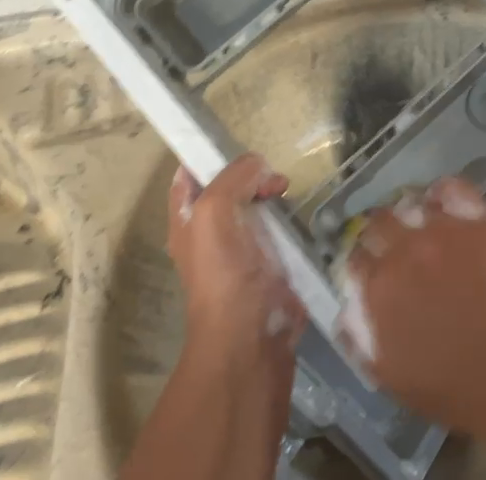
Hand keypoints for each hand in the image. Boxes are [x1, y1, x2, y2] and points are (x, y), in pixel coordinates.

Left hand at [168, 154, 305, 353]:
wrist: (251, 336)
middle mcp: (211, 232)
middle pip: (229, 187)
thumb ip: (233, 178)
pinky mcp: (270, 263)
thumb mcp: (214, 211)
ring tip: (286, 196)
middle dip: (251, 175)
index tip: (238, 149)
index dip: (209, 157)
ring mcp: (242, 249)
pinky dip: (289, 219)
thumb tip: (259, 166)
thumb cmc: (224, 273)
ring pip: (257, 205)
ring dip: (273, 196)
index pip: (190, 176)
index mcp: (187, 221)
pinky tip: (298, 219)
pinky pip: (279, 229)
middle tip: (272, 179)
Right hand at [341, 177, 485, 429]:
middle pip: (378, 223)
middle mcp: (401, 252)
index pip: (355, 259)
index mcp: (376, 289)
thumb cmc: (449, 385)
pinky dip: (444, 190)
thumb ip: (358, 336)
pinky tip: (444, 199)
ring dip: (411, 213)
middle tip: (395, 243)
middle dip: (381, 232)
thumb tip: (346, 308)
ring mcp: (440, 232)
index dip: (364, 263)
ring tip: (421, 223)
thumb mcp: (386, 373)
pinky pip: (451, 189)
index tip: (374, 268)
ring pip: (411, 204)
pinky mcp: (475, 223)